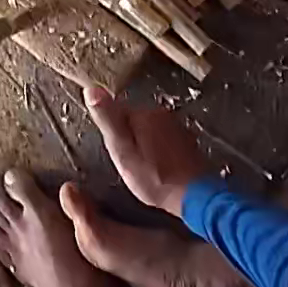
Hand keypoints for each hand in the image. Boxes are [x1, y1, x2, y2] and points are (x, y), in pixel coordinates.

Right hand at [83, 86, 207, 216]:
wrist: (196, 197)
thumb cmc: (154, 178)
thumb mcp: (122, 151)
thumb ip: (108, 119)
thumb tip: (91, 89)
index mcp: (143, 113)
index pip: (116, 112)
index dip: (112, 133)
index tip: (117, 153)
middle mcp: (162, 114)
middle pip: (132, 120)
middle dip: (127, 138)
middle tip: (129, 163)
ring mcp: (177, 126)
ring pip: (148, 130)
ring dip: (143, 144)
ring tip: (144, 168)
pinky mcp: (186, 140)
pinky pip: (163, 139)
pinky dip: (158, 150)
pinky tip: (159, 168)